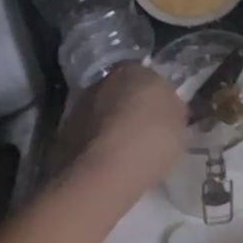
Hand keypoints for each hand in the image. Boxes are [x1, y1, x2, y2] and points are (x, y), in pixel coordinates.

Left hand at [55, 62, 186, 202]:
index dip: (154, 95)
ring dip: (110, 126)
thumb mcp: (179, 123)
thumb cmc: (150, 139)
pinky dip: (96, 144)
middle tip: (144, 132)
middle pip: (121, 92)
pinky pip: (88, 135)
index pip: (147, 74)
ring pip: (102, 112)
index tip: (161, 114)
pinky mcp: (63, 133)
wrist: (102, 174)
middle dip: (130, 108)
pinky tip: (107, 164)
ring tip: (124, 153)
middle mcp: (103, 80)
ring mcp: (80, 106)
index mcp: (134, 69)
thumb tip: (168, 105)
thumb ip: (172, 107)